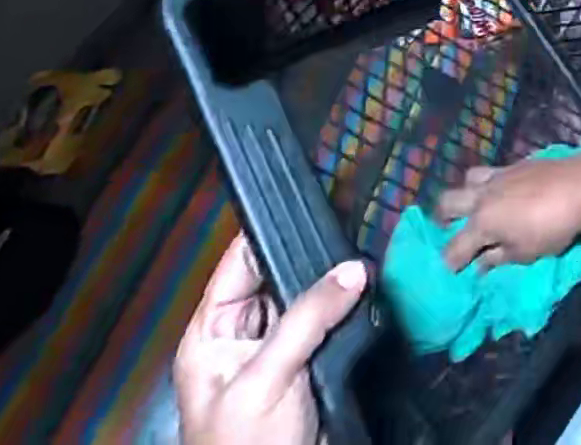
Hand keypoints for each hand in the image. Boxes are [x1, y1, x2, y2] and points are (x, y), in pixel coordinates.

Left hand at [173, 232, 366, 444]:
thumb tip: (357, 267)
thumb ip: (309, 316)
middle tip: (352, 222)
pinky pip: (327, 322)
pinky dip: (345, 305)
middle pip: (278, 275)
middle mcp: (242, 334)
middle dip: (312, 253)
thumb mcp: (268, 379)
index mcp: (212, 332)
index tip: (313, 201)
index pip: (239, 262)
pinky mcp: (308, 365)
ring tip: (365, 248)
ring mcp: (276, 350)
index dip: (272, 231)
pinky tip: (369, 285)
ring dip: (333, 279)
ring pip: (306, 296)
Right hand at [435, 158, 580, 271]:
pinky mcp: (514, 164)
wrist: (577, 186)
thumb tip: (480, 263)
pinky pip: (491, 171)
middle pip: (447, 203)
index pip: (454, 248)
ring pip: (467, 179)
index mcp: (481, 223)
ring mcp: (497, 176)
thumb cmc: (550, 227)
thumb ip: (497, 258)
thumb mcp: (524, 253)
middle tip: (451, 230)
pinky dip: (488, 183)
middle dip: (442, 219)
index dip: (449, 263)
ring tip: (475, 205)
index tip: (450, 272)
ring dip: (465, 193)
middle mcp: (482, 196)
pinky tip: (501, 191)